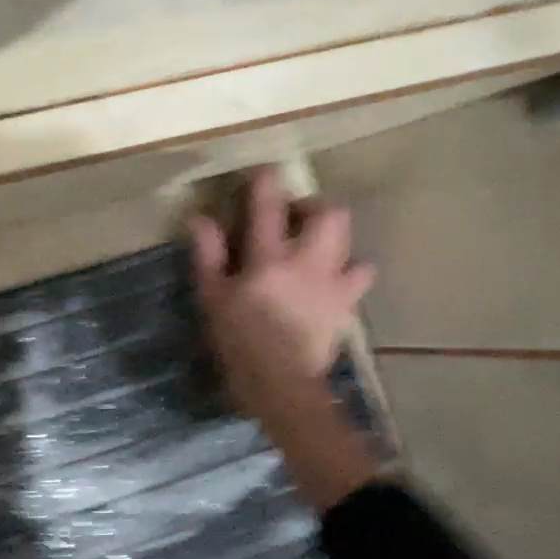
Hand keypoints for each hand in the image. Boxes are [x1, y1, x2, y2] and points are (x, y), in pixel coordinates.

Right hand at [188, 167, 375, 407]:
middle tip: (292, 214)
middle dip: (312, 204)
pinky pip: (359, 274)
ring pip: (348, 238)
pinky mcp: (346, 304)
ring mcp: (333, 283)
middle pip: (328, 213)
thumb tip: (200, 218)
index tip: (261, 172)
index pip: (269, 205)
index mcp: (268, 258)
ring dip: (331, 232)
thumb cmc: (238, 340)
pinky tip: (330, 276)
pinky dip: (348, 268)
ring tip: (312, 241)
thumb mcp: (212, 296)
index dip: (266, 181)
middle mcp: (307, 262)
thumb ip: (209, 254)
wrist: (280, 385)